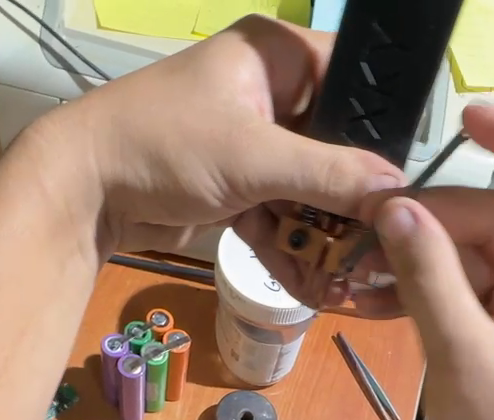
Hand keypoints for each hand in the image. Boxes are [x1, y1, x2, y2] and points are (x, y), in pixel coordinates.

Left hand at [30, 17, 401, 259]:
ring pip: (307, 192)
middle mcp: (270, 98)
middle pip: (333, 148)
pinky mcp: (238, 191)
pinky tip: (313, 288)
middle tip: (381, 241)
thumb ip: (329, 175)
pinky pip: (278, 219)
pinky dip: (290, 251)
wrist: (89, 192)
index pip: (352, 82)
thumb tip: (396, 191)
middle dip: (351, 200)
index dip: (380, 127)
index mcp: (276, 58)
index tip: (405, 179)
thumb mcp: (256, 157)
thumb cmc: (168, 146)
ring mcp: (253, 149)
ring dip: (323, 237)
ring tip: (351, 278)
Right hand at [359, 105, 493, 419]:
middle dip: (437, 221)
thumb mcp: (462, 355)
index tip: (466, 120)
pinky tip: (374, 287)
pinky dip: (421, 282)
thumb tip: (394, 210)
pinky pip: (459, 280)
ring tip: (360, 265)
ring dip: (418, 253)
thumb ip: (430, 277)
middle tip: (370, 232)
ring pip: (471, 246)